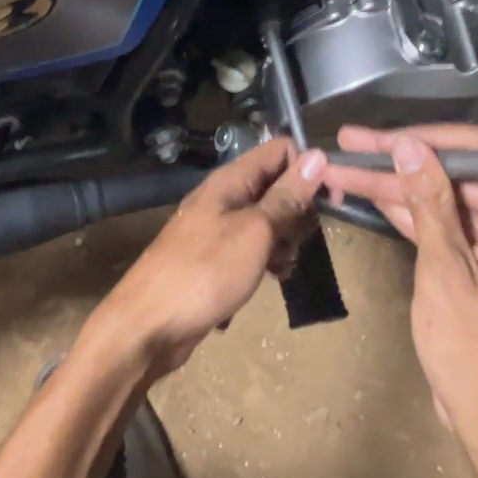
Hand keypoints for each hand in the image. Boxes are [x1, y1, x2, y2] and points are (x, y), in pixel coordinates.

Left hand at [87, 138, 328, 378]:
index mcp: (230, 182)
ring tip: (283, 266)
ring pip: (268, 222)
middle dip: (299, 212)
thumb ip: (286, 197)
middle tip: (301, 241)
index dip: (308, 169)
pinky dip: (267, 260)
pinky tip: (273, 279)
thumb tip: (317, 156)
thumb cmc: (203, 273)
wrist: (149, 326)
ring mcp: (218, 230)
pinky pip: (253, 249)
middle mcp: (223, 198)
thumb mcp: (254, 232)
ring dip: (285, 241)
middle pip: (276, 187)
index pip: (279, 151)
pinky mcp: (216, 260)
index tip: (329, 200)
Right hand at [325, 125, 477, 445]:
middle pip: (460, 176)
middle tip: (349, 145)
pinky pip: (448, 231)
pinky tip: (370, 200)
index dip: (429, 139)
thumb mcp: (444, 274)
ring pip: (447, 202)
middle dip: (402, 161)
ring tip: (345, 168)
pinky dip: (413, 218)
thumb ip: (429, 204)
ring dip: (399, 188)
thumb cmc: (473, 355)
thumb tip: (410, 147)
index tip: (381, 137)